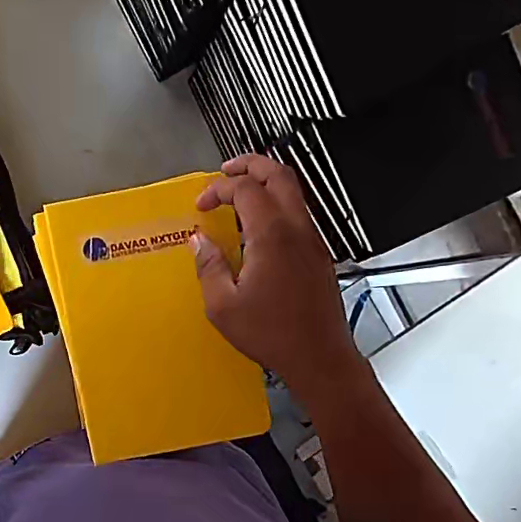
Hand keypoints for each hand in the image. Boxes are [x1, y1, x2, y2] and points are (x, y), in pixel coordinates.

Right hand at [193, 155, 364, 398]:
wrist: (319, 357)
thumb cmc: (275, 336)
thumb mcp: (224, 306)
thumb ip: (209, 266)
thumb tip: (200, 242)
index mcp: (272, 235)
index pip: (245, 188)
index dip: (218, 188)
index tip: (202, 204)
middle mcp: (297, 231)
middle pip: (278, 174)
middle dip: (250, 164)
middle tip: (228, 171)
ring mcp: (314, 243)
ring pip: (294, 194)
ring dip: (267, 186)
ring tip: (242, 198)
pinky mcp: (320, 258)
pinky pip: (299, 218)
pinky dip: (278, 209)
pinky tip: (260, 233)